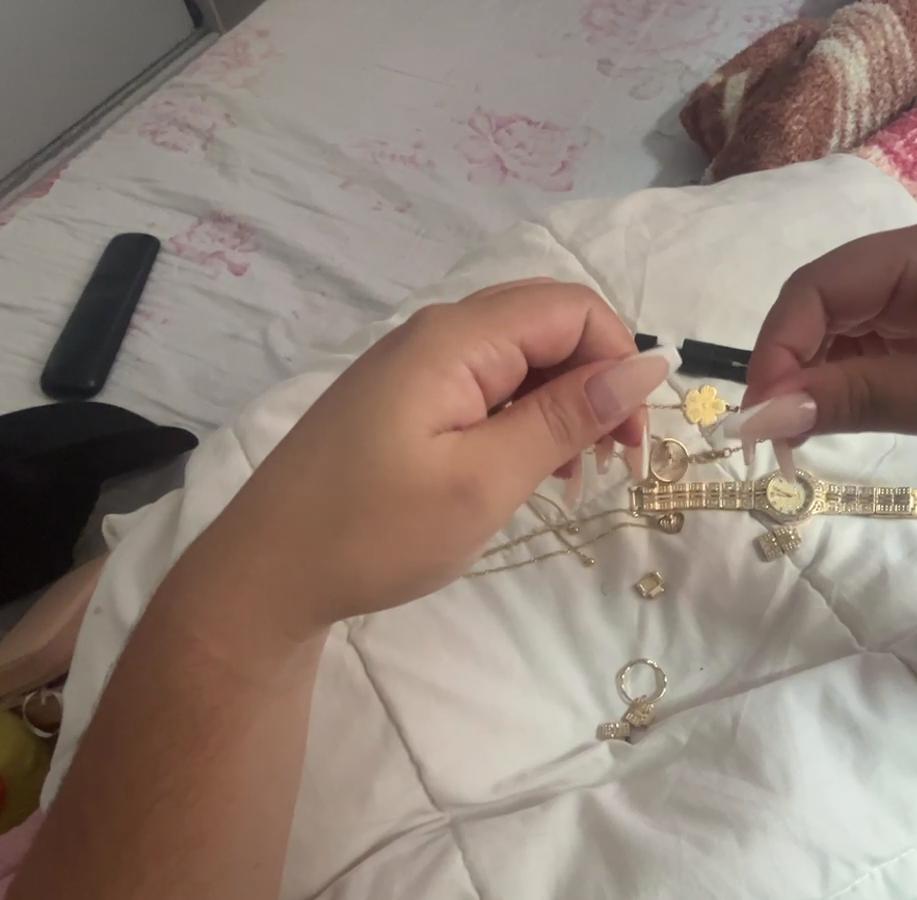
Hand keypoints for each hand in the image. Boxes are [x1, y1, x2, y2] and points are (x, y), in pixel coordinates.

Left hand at [221, 280, 665, 630]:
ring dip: (563, 408)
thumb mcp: (484, 480)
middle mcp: (437, 335)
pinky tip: (529, 470)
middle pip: (547, 327)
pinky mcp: (408, 402)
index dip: (618, 361)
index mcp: (455, 339)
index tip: (631, 440)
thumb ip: (567, 417)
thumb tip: (648, 365)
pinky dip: (524, 423)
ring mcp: (417, 368)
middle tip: (611, 461)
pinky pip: (488, 391)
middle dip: (596, 384)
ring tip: (572, 476)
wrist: (268, 575)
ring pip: (520, 362)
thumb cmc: (375, 532)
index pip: (571, 308)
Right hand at [730, 210, 916, 475]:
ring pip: (844, 331)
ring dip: (815, 379)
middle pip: (827, 304)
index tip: (760, 417)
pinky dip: (847, 386)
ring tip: (802, 436)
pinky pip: (874, 352)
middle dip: (792, 365)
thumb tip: (761, 415)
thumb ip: (856, 397)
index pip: (821, 285)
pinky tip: (839, 418)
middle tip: (776, 436)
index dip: (777, 347)